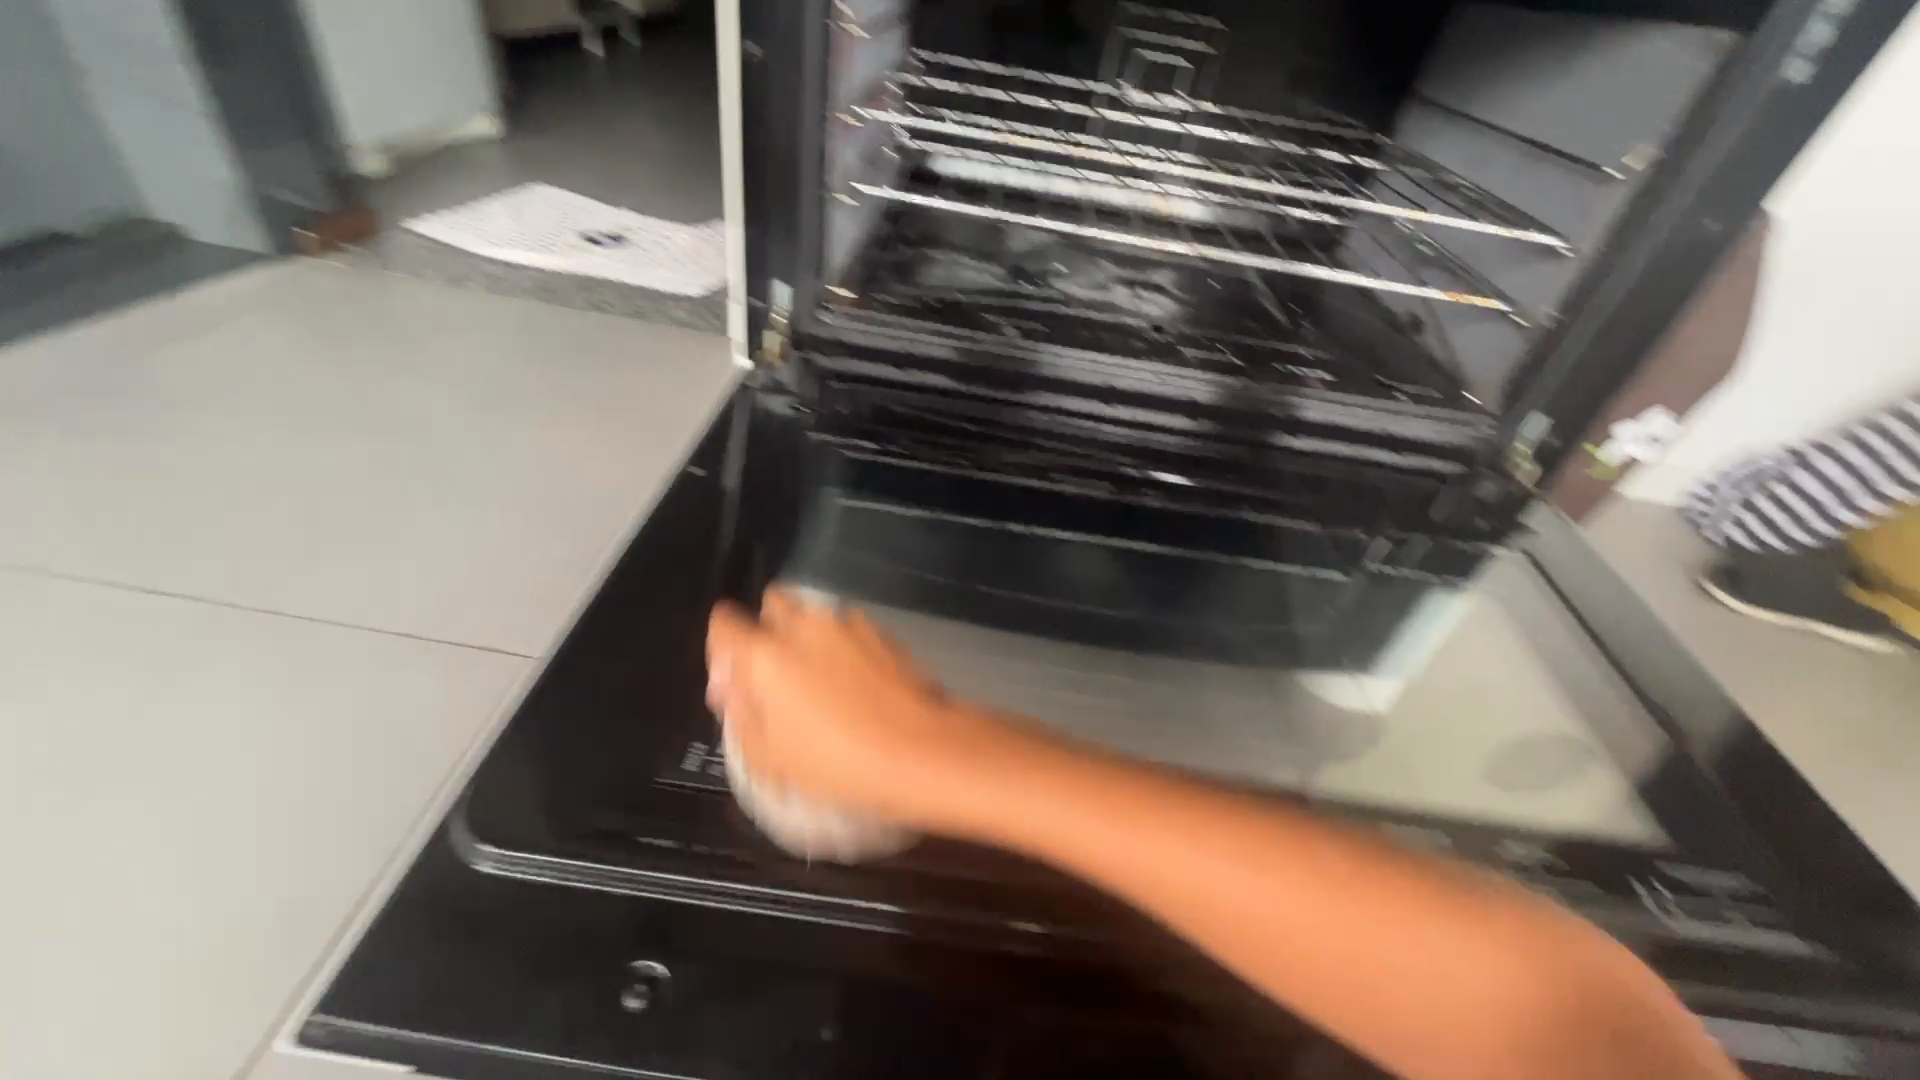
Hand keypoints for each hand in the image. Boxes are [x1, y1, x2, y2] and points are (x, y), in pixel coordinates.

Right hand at [706, 588, 1030, 835]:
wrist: (921, 751)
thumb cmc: (837, 763)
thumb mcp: (768, 756)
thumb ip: (739, 712)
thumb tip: (731, 687)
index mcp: (765, 654)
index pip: (724, 623)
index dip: (724, 647)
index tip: (734, 674)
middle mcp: (804, 625)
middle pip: (773, 603)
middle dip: (768, 627)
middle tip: (776, 669)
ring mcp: (848, 623)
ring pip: (814, 612)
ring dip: (808, 634)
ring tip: (820, 679)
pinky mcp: (882, 632)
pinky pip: (848, 628)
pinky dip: (843, 644)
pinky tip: (855, 681)